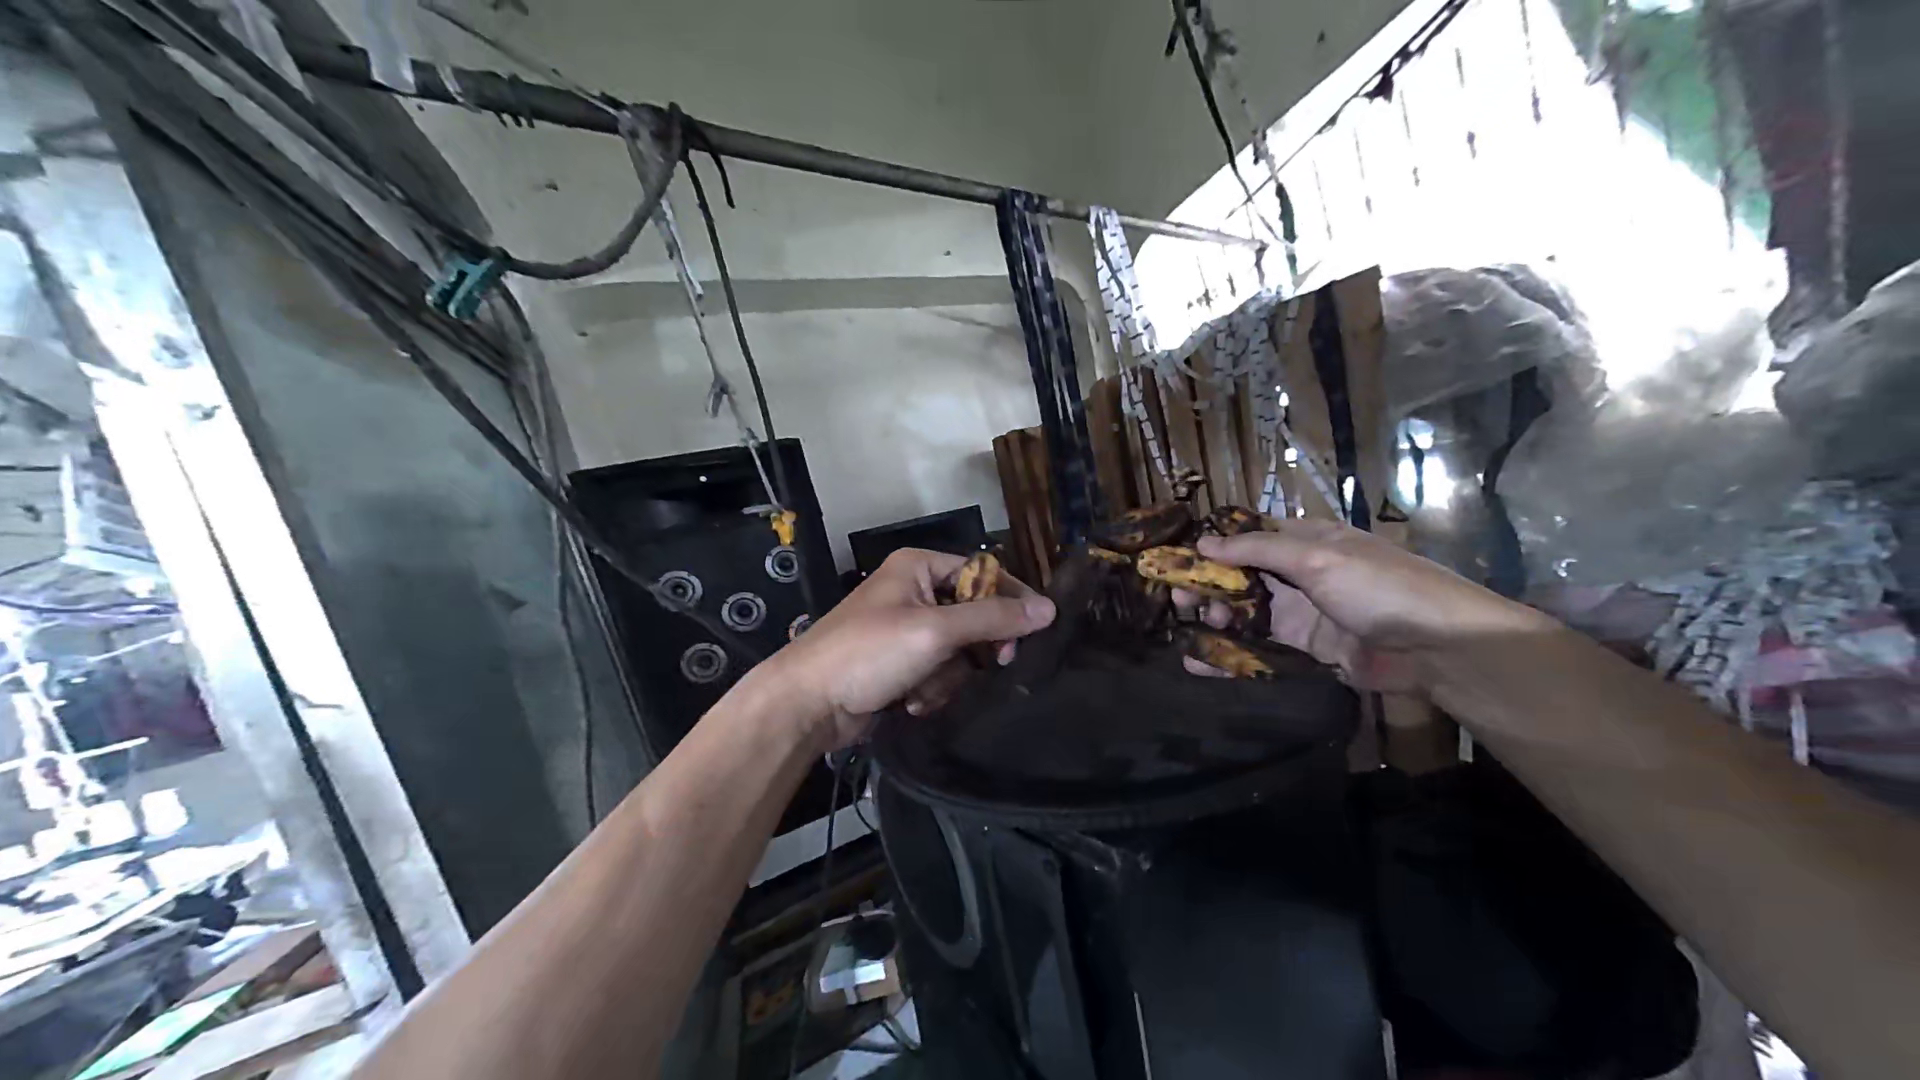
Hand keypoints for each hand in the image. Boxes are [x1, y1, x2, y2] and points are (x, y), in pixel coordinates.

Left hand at [757, 548, 1054, 748]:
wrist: (808, 704)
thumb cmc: (869, 653)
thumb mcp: (935, 631)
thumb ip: (993, 619)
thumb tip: (1049, 609)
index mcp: (919, 567)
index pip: (983, 573)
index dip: (1011, 599)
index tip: (1036, 629)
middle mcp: (914, 591)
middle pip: (974, 615)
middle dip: (974, 648)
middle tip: (991, 665)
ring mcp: (906, 630)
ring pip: (960, 650)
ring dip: (948, 676)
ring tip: (922, 689)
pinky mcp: (901, 664)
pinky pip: (939, 671)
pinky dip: (931, 689)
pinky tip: (910, 701)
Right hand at [1183, 520, 1549, 692]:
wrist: (1438, 649)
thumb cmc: (1378, 587)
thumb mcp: (1318, 556)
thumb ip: (1257, 549)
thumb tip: (1202, 543)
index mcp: (1303, 542)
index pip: (1244, 539)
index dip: (1208, 550)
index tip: (1173, 564)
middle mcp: (1295, 574)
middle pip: (1237, 579)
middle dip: (1205, 589)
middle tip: (1178, 604)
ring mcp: (1298, 614)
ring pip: (1242, 615)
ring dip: (1213, 621)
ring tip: (1188, 630)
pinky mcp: (1301, 650)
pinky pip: (1256, 650)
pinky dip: (1227, 657)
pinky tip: (1197, 663)